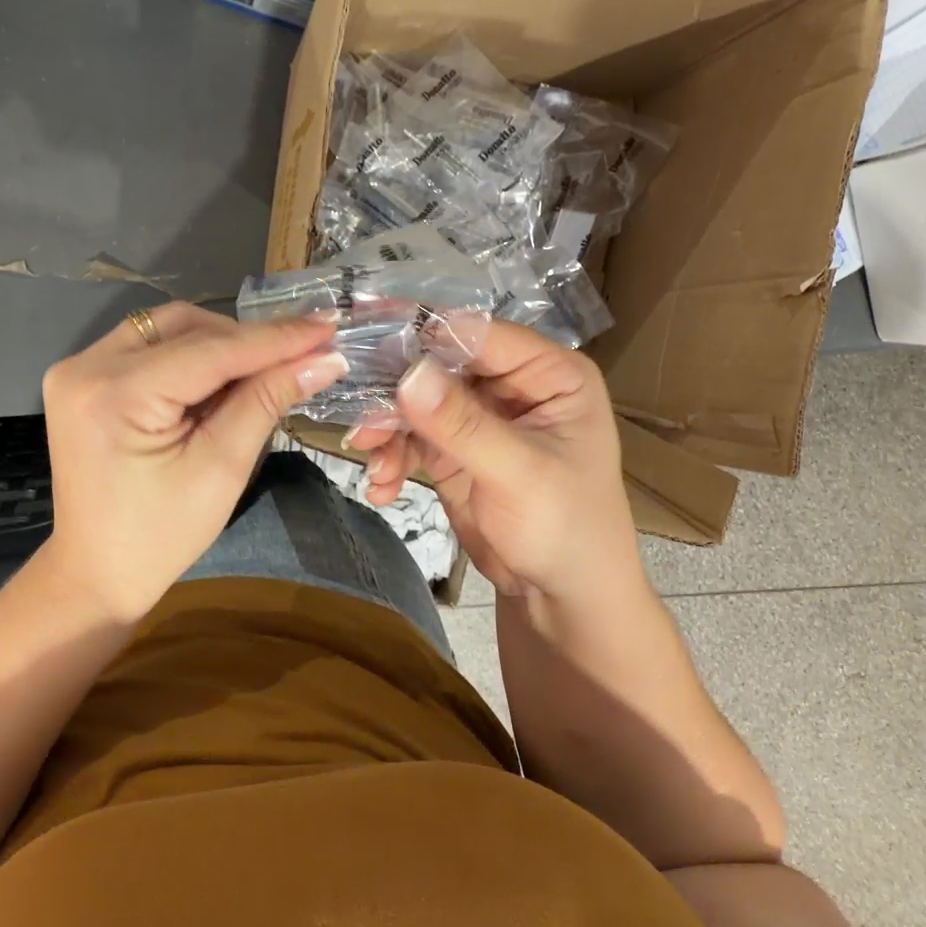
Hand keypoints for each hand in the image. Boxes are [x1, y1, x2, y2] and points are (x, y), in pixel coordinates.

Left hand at [39, 303, 346, 621]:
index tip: (330, 325)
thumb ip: (266, 402)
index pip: (209, 349)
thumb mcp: (220, 469)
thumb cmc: (160, 537)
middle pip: (183, 327)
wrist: (97, 573)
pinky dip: (186, 360)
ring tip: (259, 376)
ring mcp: (76, 371)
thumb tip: (324, 358)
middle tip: (298, 358)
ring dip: (216, 346)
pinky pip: (145, 350)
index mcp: (113, 394)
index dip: (274, 337)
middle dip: (243, 341)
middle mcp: (84, 367)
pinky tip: (216, 386)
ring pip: (164, 330)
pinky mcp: (80, 382)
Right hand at [348, 320, 640, 600]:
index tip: (368, 335)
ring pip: (415, 404)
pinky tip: (381, 490)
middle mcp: (511, 387)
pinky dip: (390, 461)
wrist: (558, 593)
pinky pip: (409, 441)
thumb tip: (407, 374)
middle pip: (438, 367)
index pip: (479, 335)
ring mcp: (478, 420)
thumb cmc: (565, 528)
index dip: (426, 333)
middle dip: (395, 393)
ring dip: (387, 432)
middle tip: (360, 419)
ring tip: (372, 465)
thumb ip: (461, 424)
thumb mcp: (517, 473)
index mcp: (548, 374)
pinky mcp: (452, 453)